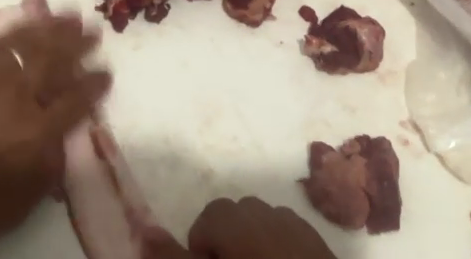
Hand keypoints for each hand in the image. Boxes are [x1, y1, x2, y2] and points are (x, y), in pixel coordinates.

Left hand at [0, 14, 110, 258]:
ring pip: (27, 42)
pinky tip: (25, 24)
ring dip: (52, 27)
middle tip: (96, 30)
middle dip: (79, 45)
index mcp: (36, 129)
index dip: (95, 87)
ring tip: (70, 14)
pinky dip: (16, 30)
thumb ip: (45, 169)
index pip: (77, 100)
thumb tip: (59, 141)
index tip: (108, 74)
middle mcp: (15, 93)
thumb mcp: (17, 205)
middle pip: (55, 60)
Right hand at [149, 197, 339, 258]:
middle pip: (236, 216)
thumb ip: (176, 257)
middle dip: (228, 243)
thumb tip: (146, 230)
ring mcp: (300, 229)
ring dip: (254, 245)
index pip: (208, 219)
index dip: (202, 250)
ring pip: (265, 224)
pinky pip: (293, 235)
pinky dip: (282, 250)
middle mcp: (268, 216)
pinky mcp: (324, 246)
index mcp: (239, 224)